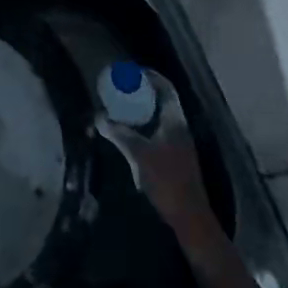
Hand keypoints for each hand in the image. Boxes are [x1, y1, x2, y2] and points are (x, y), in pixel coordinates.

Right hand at [95, 71, 211, 227]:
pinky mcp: (176, 158)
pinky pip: (159, 131)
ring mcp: (180, 143)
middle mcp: (180, 127)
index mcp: (175, 120)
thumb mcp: (138, 153)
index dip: (152, 76)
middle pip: (163, 100)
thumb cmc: (166, 179)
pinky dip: (146, 125)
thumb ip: (118, 133)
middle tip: (123, 88)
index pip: (166, 88)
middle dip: (144, 91)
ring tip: (123, 108)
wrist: (189, 216)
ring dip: (144, 109)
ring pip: (161, 117)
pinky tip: (131, 133)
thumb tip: (98, 117)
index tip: (133, 71)